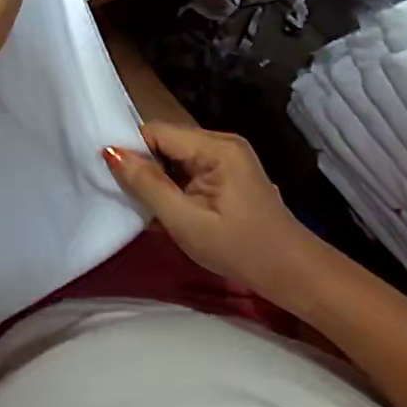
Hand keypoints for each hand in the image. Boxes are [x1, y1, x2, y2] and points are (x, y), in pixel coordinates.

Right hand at [102, 123, 321, 292]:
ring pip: (176, 155)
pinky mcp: (231, 170)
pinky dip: (176, 184)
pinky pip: (190, 165)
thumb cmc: (239, 250)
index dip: (133, 152)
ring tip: (152, 207)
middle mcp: (222, 141)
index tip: (117, 180)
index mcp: (215, 147)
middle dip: (146, 166)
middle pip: (166, 141)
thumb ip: (146, 184)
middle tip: (134, 199)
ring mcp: (229, 155)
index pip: (156, 132)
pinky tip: (174, 208)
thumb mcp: (185, 221)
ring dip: (160, 178)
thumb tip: (110, 152)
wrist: (295, 275)